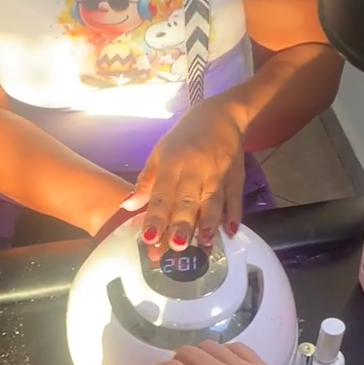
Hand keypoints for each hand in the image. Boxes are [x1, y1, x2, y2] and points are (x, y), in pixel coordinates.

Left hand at [126, 97, 248, 252]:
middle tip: (176, 248)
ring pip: (212, 201)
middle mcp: (194, 170)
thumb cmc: (184, 139)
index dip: (156, 217)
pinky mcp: (236, 177)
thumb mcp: (160, 154)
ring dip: (209, 223)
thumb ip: (146, 182)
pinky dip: (234, 214)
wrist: (221, 116)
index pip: (162, 195)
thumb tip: (127, 206)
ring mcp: (217, 174)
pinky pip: (235, 198)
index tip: (149, 238)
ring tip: (205, 244)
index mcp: (172, 165)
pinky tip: (231, 231)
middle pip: (188, 201)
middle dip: (182, 225)